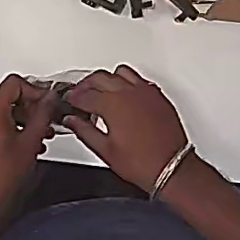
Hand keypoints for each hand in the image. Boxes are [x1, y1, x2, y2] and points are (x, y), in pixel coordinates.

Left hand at [0, 75, 56, 223]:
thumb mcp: (30, 141)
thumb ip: (43, 114)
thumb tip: (50, 98)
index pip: (15, 83)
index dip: (35, 91)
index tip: (48, 103)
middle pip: (10, 95)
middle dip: (32, 106)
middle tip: (47, 118)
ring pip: (6, 110)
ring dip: (26, 118)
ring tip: (41, 133)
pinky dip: (15, 127)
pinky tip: (29, 143)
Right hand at [63, 65, 191, 191]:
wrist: (171, 167)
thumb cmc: (142, 162)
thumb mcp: (105, 150)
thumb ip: (85, 131)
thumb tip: (72, 121)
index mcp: (113, 104)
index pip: (85, 95)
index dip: (73, 97)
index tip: (69, 100)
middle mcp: (129, 93)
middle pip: (100, 78)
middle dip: (86, 84)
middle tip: (79, 94)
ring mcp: (145, 91)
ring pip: (120, 72)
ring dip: (107, 78)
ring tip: (100, 90)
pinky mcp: (157, 94)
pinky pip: (138, 79)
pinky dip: (126, 81)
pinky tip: (123, 92)